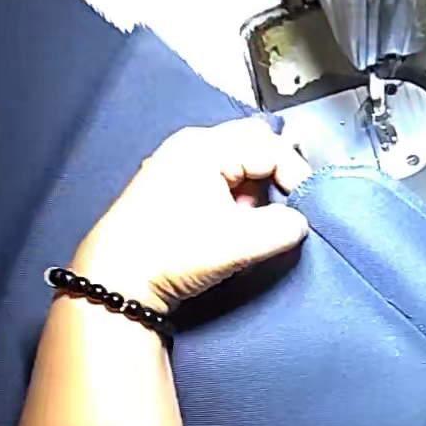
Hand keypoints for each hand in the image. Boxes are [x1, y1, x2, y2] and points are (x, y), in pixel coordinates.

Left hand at [70, 117, 312, 310]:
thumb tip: (299, 223)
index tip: (306, 208)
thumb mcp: (239, 243)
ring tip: (251, 228)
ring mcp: (179, 167)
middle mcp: (190, 147)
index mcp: (204, 147)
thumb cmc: (171, 253)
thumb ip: (282, 228)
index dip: (296, 175)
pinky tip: (232, 230)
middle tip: (285, 212)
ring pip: (238, 167)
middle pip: (254, 147)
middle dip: (277, 179)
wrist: (120, 280)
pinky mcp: (174, 191)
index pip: (270, 146)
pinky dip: (236, 204)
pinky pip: (220, 184)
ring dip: (256, 195)